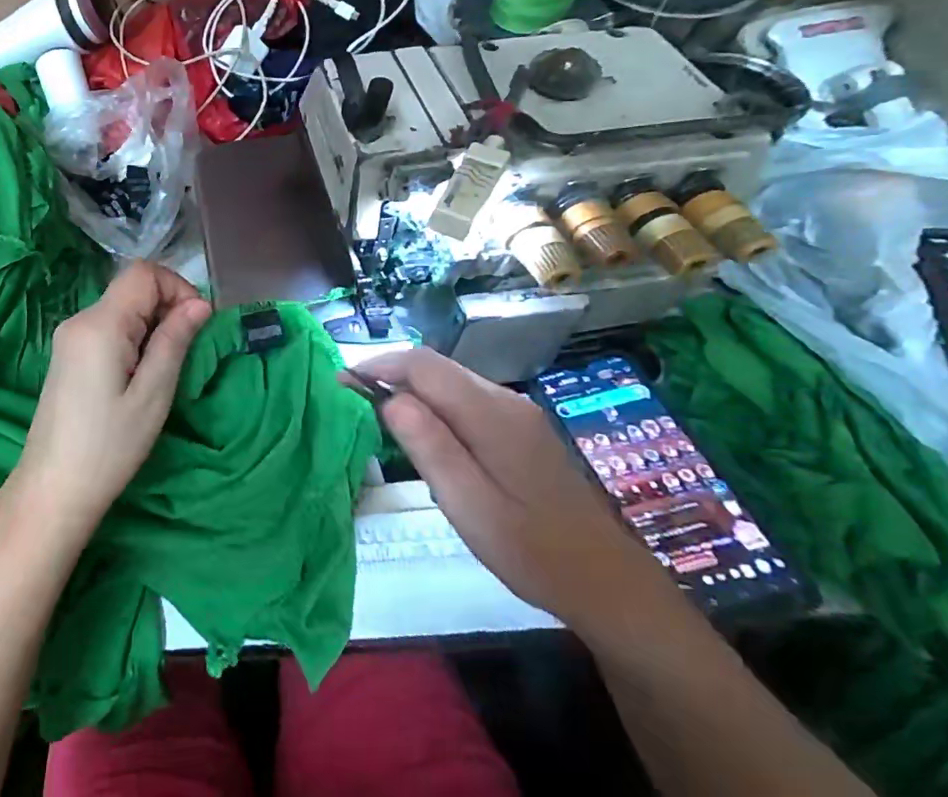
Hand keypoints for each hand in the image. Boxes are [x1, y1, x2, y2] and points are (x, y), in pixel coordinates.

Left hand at [18, 262, 212, 524]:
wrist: (52, 488)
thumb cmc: (109, 446)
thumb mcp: (153, 395)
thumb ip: (175, 341)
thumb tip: (200, 304)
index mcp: (100, 324)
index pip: (144, 273)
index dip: (177, 288)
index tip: (197, 325)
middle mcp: (80, 320)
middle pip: (132, 288)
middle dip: (167, 307)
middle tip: (185, 353)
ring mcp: (69, 337)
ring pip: (122, 308)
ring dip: (152, 325)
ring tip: (163, 370)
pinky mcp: (68, 356)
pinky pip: (108, 329)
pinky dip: (134, 338)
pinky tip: (140, 375)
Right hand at [351, 348, 676, 635]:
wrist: (606, 582)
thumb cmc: (532, 551)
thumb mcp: (469, 505)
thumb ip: (430, 446)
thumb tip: (389, 398)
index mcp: (492, 414)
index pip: (423, 365)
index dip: (378, 366)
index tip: (341, 383)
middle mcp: (506, 400)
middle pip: (436, 369)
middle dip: (389, 376)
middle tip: (351, 403)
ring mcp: (518, 414)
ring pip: (451, 383)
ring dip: (410, 391)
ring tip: (376, 418)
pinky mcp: (521, 430)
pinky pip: (466, 402)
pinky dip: (434, 407)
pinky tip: (422, 435)